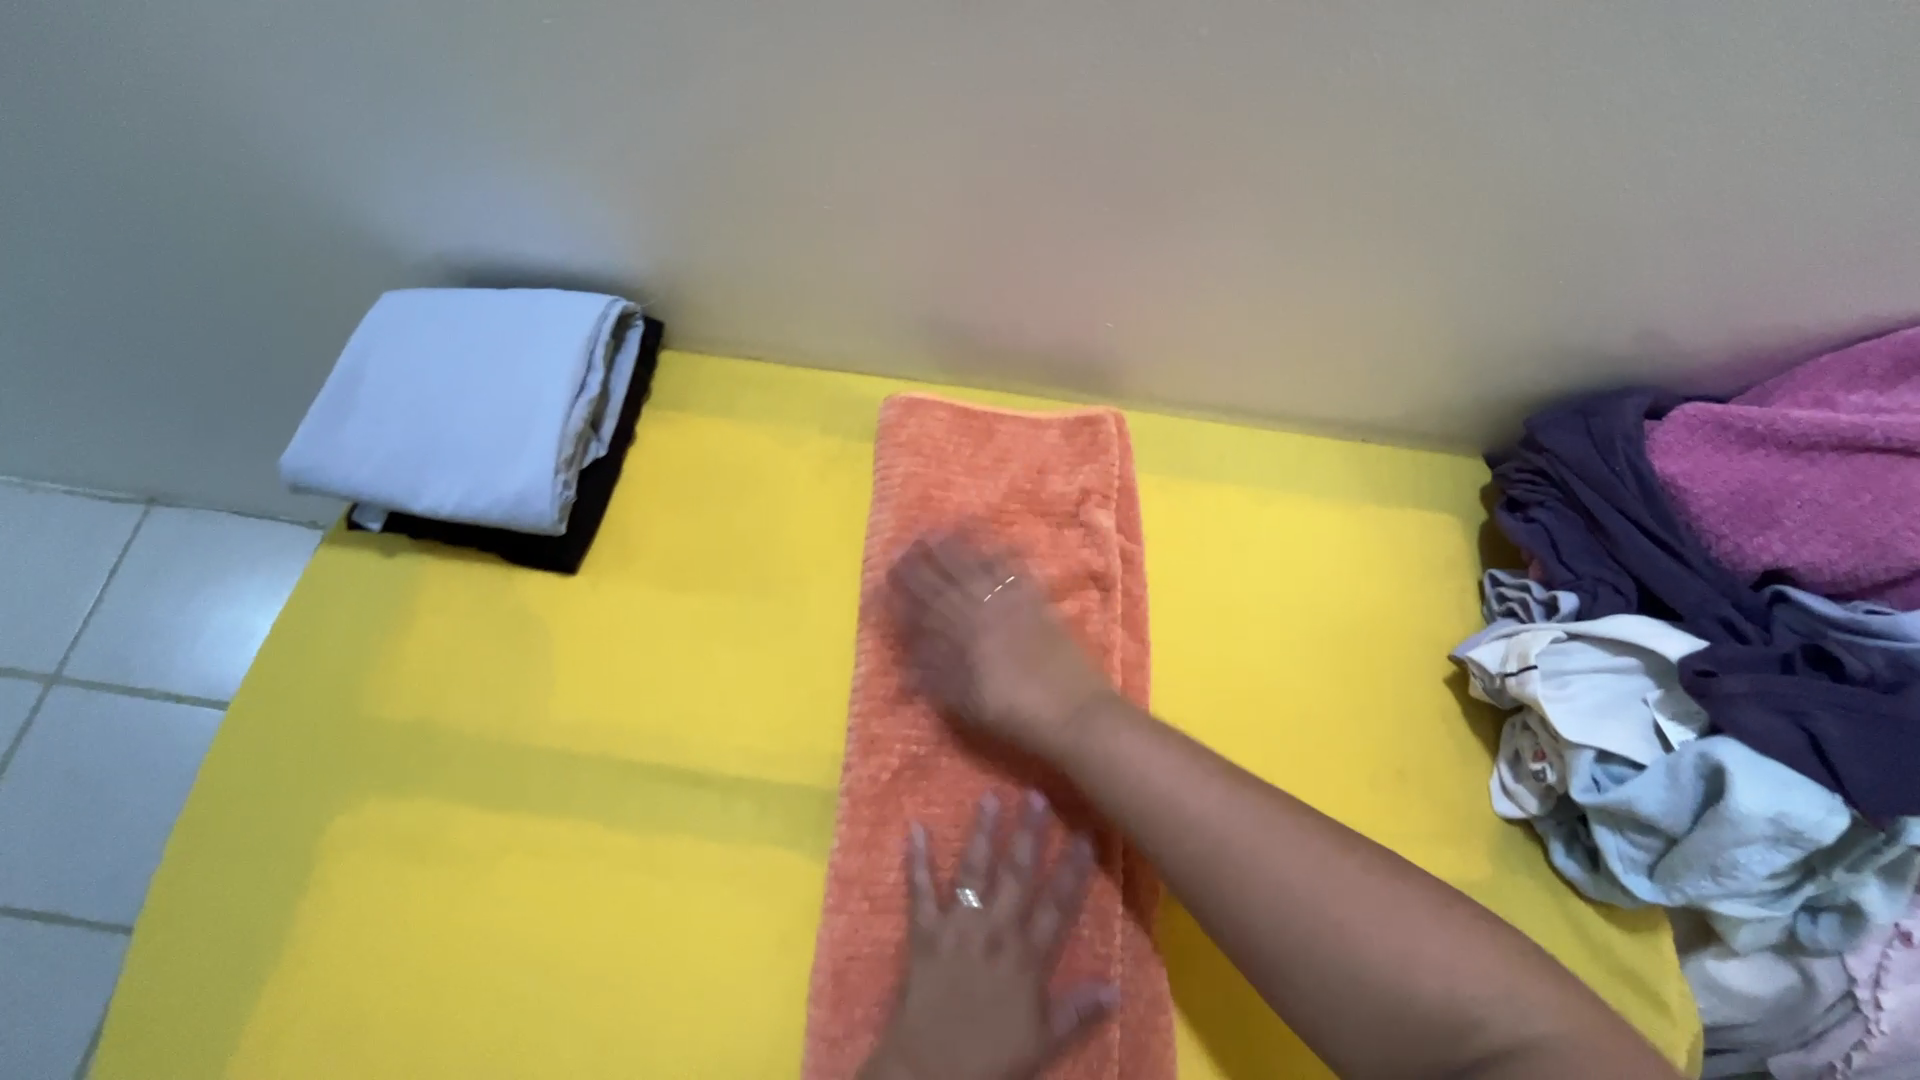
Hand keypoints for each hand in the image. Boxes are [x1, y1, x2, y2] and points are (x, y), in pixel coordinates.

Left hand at [861, 791, 1116, 1079]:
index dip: (1074, 869)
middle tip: (1038, 795)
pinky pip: (920, 890)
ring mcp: (957, 926)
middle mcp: (995, 930)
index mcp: (1027, 956)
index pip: (1057, 904)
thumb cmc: (991, 1058)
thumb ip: (1078, 1011)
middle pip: (1017, 874)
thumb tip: (1116, 987)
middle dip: (1029, 833)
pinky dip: (916, 860)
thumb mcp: (1044, 1042)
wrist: (929, 1071)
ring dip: (982, 832)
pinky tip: (915, 829)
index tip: (1086, 834)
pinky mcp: (924, 932)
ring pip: (973, 870)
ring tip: (990, 797)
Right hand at [888, 532, 1119, 760]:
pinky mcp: (1042, 605)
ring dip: (962, 547)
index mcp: (961, 636)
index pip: (927, 604)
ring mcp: (1015, 605)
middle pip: (951, 578)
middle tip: (912, 540)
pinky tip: (1000, 543)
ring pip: (982, 568)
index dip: (908, 586)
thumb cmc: (1015, 716)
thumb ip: (934, 674)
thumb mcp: (964, 704)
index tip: (891, 571)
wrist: (1075, 715)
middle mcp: (985, 612)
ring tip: (945, 530)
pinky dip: (1006, 554)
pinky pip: (1019, 572)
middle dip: (929, 558)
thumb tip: (908, 653)